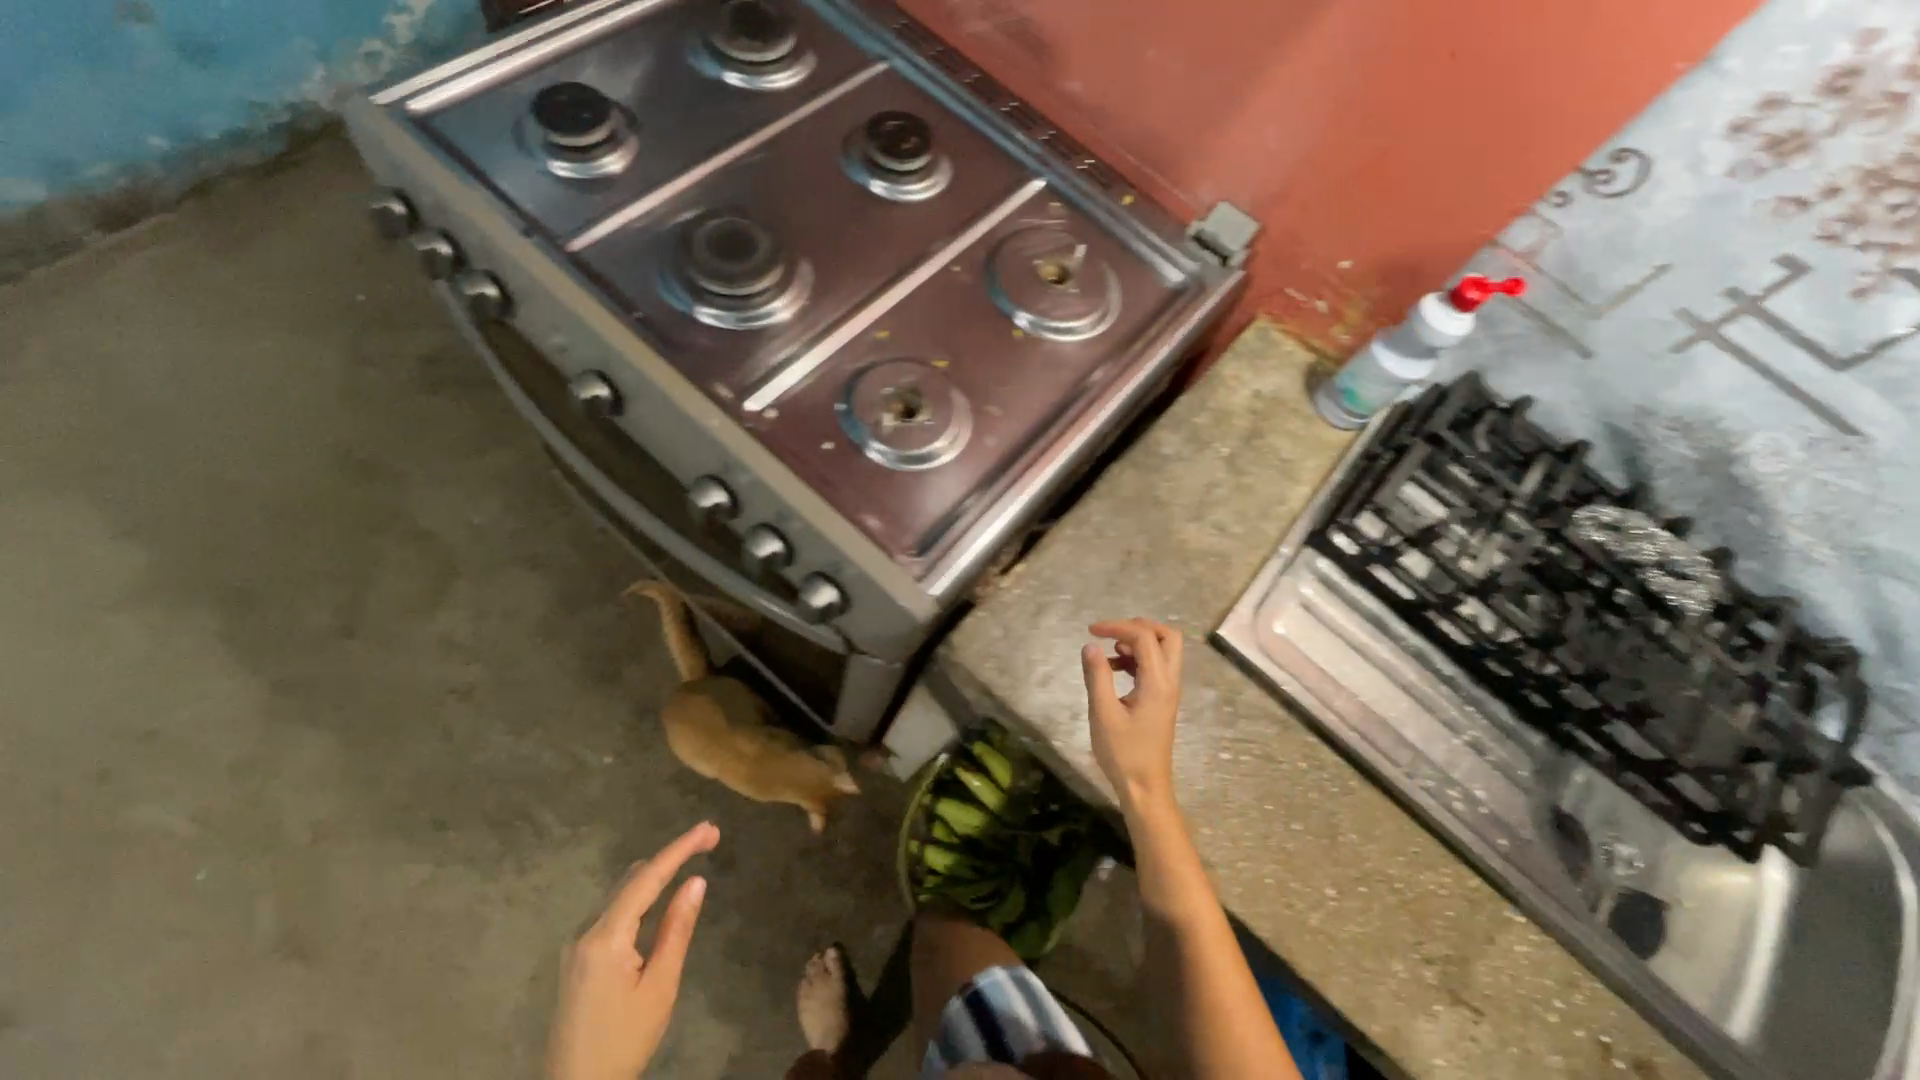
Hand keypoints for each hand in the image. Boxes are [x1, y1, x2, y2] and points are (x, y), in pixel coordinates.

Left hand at [547, 822, 719, 1079]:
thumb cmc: (624, 1041)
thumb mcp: (660, 988)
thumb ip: (677, 930)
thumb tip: (695, 882)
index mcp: (606, 937)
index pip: (648, 877)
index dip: (680, 848)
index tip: (710, 828)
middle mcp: (585, 931)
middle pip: (631, 879)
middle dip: (670, 857)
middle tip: (709, 843)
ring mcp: (576, 944)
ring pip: (620, 894)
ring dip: (654, 876)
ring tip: (690, 864)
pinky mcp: (577, 958)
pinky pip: (611, 913)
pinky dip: (639, 898)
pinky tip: (658, 903)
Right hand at [1080, 618, 1183, 816]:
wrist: (1145, 787)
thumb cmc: (1123, 753)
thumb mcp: (1103, 714)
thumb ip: (1097, 676)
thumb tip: (1089, 645)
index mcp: (1157, 683)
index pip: (1143, 638)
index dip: (1117, 627)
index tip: (1091, 631)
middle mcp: (1169, 682)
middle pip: (1167, 636)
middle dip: (1139, 627)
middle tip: (1111, 633)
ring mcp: (1168, 691)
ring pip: (1164, 650)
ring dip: (1138, 643)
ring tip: (1109, 653)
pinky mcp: (1162, 700)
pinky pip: (1156, 666)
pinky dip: (1137, 659)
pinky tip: (1114, 670)